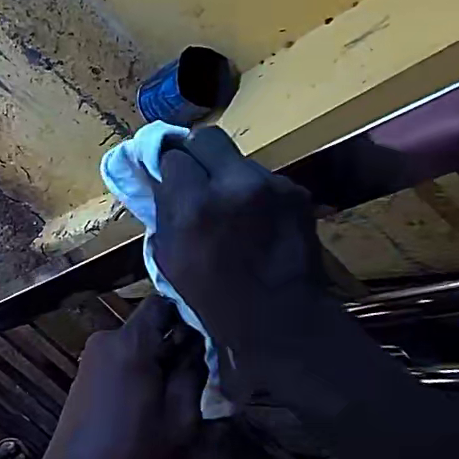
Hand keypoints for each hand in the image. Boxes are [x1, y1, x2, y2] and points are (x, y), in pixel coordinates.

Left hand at [39, 295, 204, 458]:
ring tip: (182, 390)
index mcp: (131, 342)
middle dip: (178, 343)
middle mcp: (107, 339)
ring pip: (138, 346)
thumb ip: (194, 373)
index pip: (164, 301)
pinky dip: (141, 372)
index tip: (214, 326)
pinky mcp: (86, 375)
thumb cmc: (133, 455)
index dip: (191, 309)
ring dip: (160, 361)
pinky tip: (154, 401)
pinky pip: (122, 360)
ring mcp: (92, 357)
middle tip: (204, 369)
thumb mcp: (181, 419)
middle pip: (152, 325)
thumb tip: (200, 347)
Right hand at [150, 127, 327, 343]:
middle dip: (198, 155)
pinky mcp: (295, 191)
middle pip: (206, 138)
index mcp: (194, 206)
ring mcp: (270, 185)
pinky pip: (266, 179)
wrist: (283, 319)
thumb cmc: (216, 301)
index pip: (173, 156)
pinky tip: (260, 220)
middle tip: (199, 179)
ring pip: (239, 160)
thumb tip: (163, 181)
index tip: (173, 182)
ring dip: (230, 177)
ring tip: (235, 209)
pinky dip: (257, 194)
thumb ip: (165, 212)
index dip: (171, 169)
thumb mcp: (170, 261)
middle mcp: (233, 184)